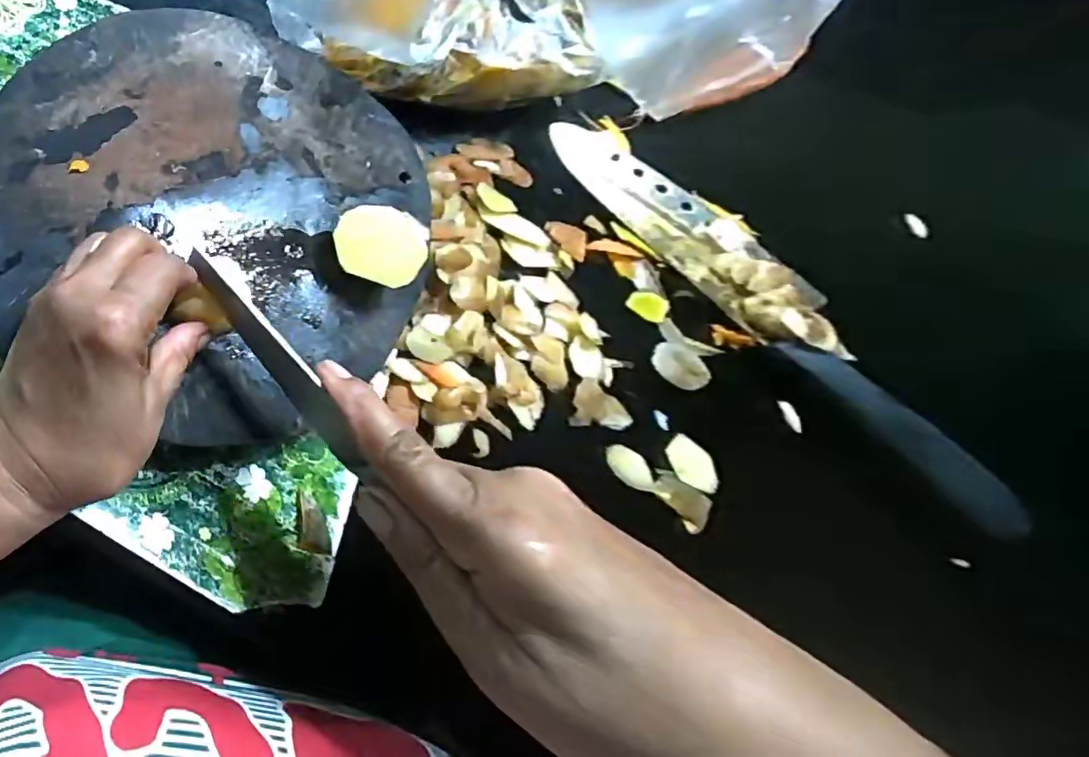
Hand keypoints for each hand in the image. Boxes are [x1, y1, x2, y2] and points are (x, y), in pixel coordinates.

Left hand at [0, 228, 206, 518]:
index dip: (187, 277)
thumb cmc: (93, 448)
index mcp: (116, 323)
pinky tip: (111, 298)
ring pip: (101, 241)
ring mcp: (55, 293)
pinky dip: (102, 266)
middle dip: (159, 256)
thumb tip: (200, 324)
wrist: (18, 463)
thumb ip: (175, 355)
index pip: (163, 267)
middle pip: (130, 239)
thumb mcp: (149, 409)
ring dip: (128, 256)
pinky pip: (78, 261)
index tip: (194, 299)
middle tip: (168, 290)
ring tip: (140, 291)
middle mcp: (82, 294)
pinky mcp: (39, 299)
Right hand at [317, 361, 945, 756]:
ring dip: (451, 542)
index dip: (358, 412)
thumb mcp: (496, 656)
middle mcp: (520, 486)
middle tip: (444, 606)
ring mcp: (554, 496)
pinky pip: (498, 512)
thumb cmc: (613, 706)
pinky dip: (482, 544)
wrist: (766, 725)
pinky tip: (528, 611)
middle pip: (431, 482)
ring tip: (501, 629)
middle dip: (409, 518)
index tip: (322, 368)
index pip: (404, 456)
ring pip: (464, 502)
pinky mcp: (575, 514)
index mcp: (493, 522)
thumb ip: (426, 567)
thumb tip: (372, 498)